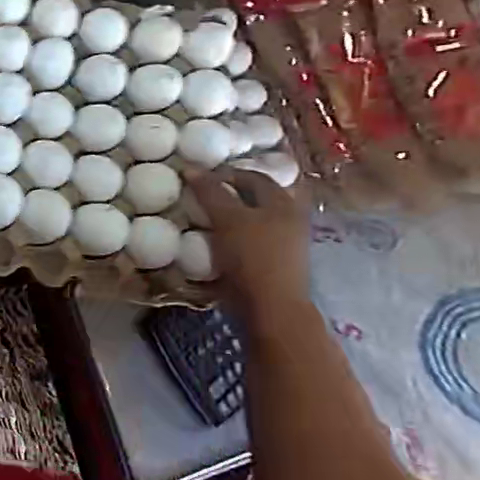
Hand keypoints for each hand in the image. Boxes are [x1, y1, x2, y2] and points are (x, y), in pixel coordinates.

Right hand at [188, 167, 311, 320]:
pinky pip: (249, 245)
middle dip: (229, 197)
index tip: (200, 178)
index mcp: (283, 203)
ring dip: (229, 221)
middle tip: (199, 199)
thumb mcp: (228, 220)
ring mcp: (285, 246)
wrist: (271, 310)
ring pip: (252, 224)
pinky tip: (213, 247)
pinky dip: (231, 241)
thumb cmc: (252, 257)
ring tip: (202, 223)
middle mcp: (289, 220)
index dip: (227, 173)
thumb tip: (190, 169)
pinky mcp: (274, 268)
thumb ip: (210, 193)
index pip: (253, 177)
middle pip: (256, 200)